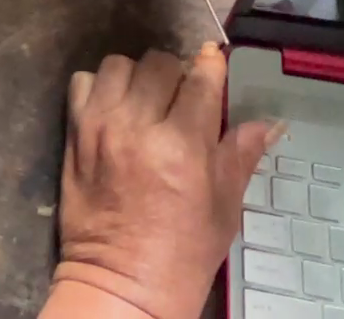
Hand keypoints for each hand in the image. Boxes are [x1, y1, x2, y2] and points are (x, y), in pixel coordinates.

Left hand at [53, 46, 281, 318]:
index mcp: (182, 148)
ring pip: (118, 64)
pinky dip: (100, 85)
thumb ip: (241, 154)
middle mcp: (137, 126)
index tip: (213, 61)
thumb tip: (268, 121)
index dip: (210, 65)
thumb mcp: (226, 208)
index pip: (199, 81)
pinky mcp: (74, 129)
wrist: (121, 281)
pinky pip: (84, 81)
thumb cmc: (181, 251)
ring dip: (137, 74)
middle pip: (158, 63)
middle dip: (176, 72)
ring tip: (146, 98)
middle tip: (181, 94)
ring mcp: (100, 124)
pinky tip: (114, 106)